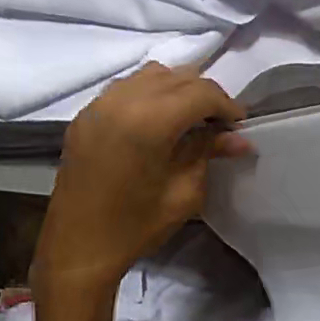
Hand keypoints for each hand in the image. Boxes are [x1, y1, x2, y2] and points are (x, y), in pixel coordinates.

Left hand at [31, 63, 249, 295]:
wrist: (79, 245)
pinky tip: (161, 121)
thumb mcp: (184, 193)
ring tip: (192, 119)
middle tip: (220, 125)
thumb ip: (207, 154)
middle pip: (178, 77)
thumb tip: (238, 139)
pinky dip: (151, 94)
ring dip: (178, 89)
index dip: (226, 105)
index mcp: (149, 121)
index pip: (201, 92)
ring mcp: (100, 104)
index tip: (240, 126)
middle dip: (206, 95)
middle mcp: (122, 101)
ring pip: (151, 75)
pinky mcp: (87, 115)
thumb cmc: (137, 226)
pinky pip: (127, 87)